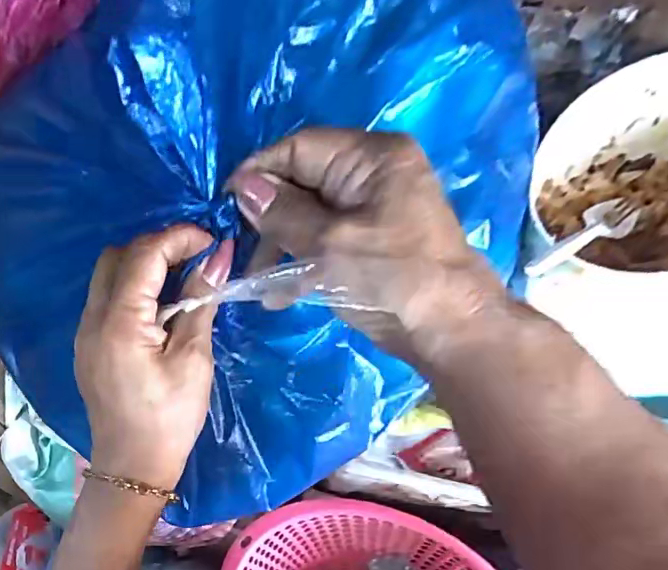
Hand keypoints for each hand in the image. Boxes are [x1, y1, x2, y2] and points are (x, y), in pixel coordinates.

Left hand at [75, 225, 232, 490]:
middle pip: (116, 257)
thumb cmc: (168, 419)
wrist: (131, 466)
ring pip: (106, 279)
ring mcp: (83, 337)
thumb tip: (219, 257)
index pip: (144, 254)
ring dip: (141, 271)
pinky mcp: (86, 351)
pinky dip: (129, 294)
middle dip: (156, 248)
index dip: (180, 238)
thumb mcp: (193, 359)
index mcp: (118, 322)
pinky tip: (158, 313)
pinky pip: (103, 304)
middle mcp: (91, 322)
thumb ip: (199, 302)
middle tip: (194, 262)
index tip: (212, 245)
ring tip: (179, 287)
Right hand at [226, 129, 515, 363]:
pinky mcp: (364, 241)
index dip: (259, 171)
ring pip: (305, 216)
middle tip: (240, 252)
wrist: (443, 324)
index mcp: (370, 158)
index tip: (224, 203)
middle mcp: (370, 174)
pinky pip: (319, 241)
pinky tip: (279, 294)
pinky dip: (297, 263)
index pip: (301, 147)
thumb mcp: (329, 244)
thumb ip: (283, 214)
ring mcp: (368, 209)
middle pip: (300, 182)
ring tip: (260, 283)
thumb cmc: (390, 276)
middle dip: (267, 218)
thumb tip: (242, 188)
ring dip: (277, 247)